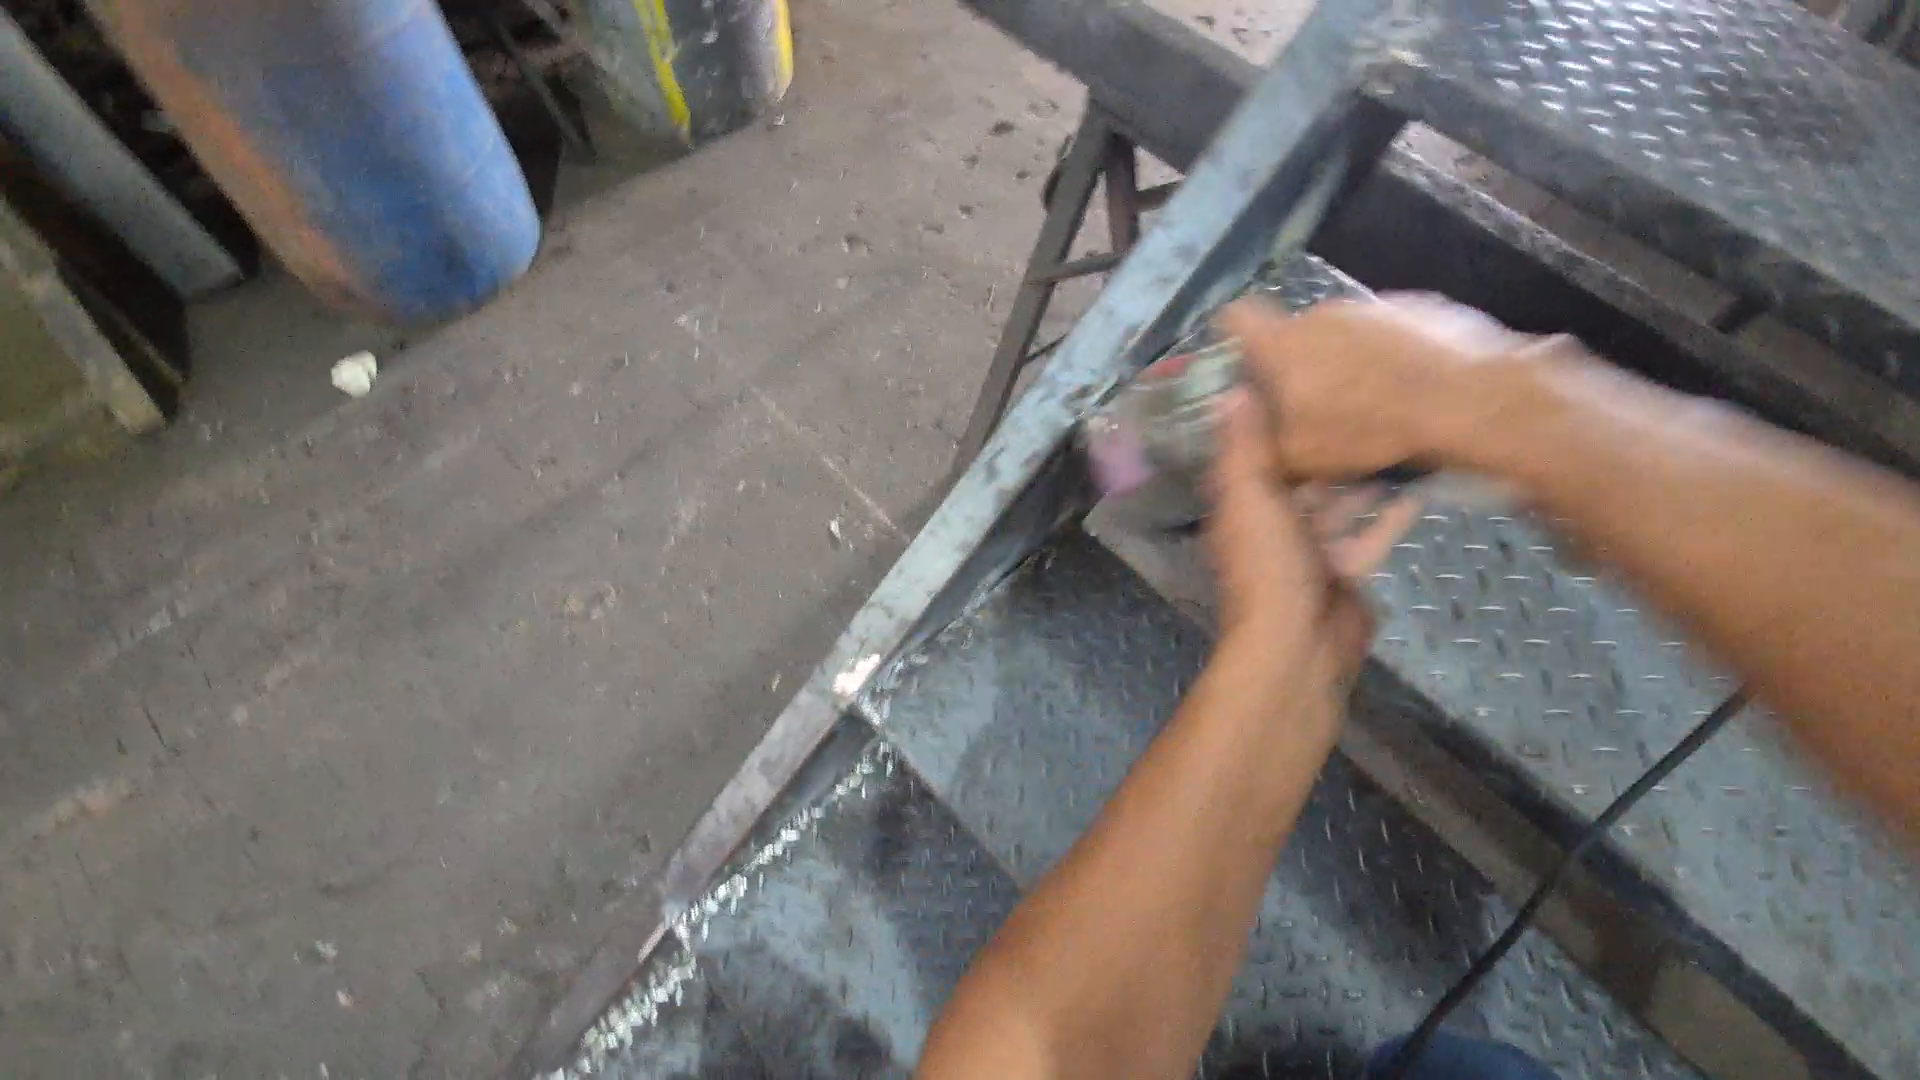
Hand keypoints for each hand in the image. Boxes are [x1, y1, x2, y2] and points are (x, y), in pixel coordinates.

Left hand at [1205, 387, 1418, 680]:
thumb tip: (1233, 389)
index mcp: (1241, 506)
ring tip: (1399, 436)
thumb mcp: (1250, 495)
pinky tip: (1420, 487)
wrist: (1298, 642)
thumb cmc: (1269, 564)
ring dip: (1362, 480)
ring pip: (1338, 506)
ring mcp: (1308, 551)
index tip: (1303, 383)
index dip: (1274, 424)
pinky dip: (1389, 516)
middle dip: (1327, 449)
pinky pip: (1369, 536)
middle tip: (1367, 404)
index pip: (1255, 456)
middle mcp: (1270, 525)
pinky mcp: (1344, 572)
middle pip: (1301, 479)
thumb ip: (1245, 446)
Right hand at [1216, 293, 1549, 478]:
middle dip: (1294, 362)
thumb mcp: (1300, 458)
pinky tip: (1406, 388)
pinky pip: (1385, 333)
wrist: (1468, 399)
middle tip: (1309, 402)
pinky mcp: (1418, 306)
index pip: (1236, 317)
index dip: (1228, 330)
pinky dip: (1385, 355)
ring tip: (1366, 401)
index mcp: (1282, 344)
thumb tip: (1235, 433)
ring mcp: (1371, 306)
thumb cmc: (1368, 428)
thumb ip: (1258, 442)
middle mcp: (1319, 314)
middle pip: (1291, 333)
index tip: (1235, 352)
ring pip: (1340, 334)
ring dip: (1342, 361)